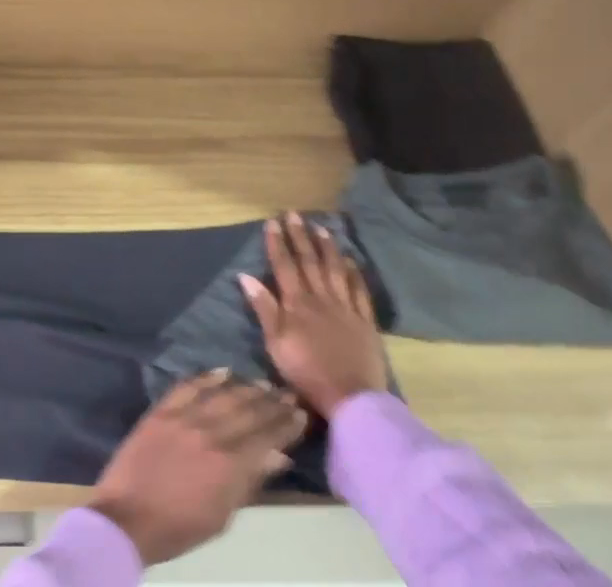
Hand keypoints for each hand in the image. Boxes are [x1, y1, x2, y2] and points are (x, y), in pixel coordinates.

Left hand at [90, 370, 307, 564]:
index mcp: (230, 465)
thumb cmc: (179, 528)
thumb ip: (251, 482)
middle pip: (249, 412)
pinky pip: (187, 388)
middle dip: (272, 403)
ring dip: (246, 388)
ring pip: (222, 396)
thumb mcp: (223, 515)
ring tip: (263, 383)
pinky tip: (223, 372)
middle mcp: (210, 435)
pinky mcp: (160, 413)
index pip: (267, 437)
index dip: (286, 424)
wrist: (127, 519)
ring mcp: (183, 420)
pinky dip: (206, 378)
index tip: (301, 413)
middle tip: (288, 393)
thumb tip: (279, 456)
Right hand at [239, 212, 389, 418]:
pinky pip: (359, 290)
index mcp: (296, 304)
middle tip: (295, 215)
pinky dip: (354, 273)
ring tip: (321, 228)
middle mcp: (321, 298)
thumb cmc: (305, 372)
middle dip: (300, 237)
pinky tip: (351, 261)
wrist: (351, 396)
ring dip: (327, 248)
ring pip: (335, 270)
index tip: (273, 222)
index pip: (284, 266)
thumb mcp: (275, 343)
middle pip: (309, 262)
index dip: (277, 243)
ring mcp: (346, 308)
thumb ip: (264, 308)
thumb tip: (246, 277)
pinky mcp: (364, 321)